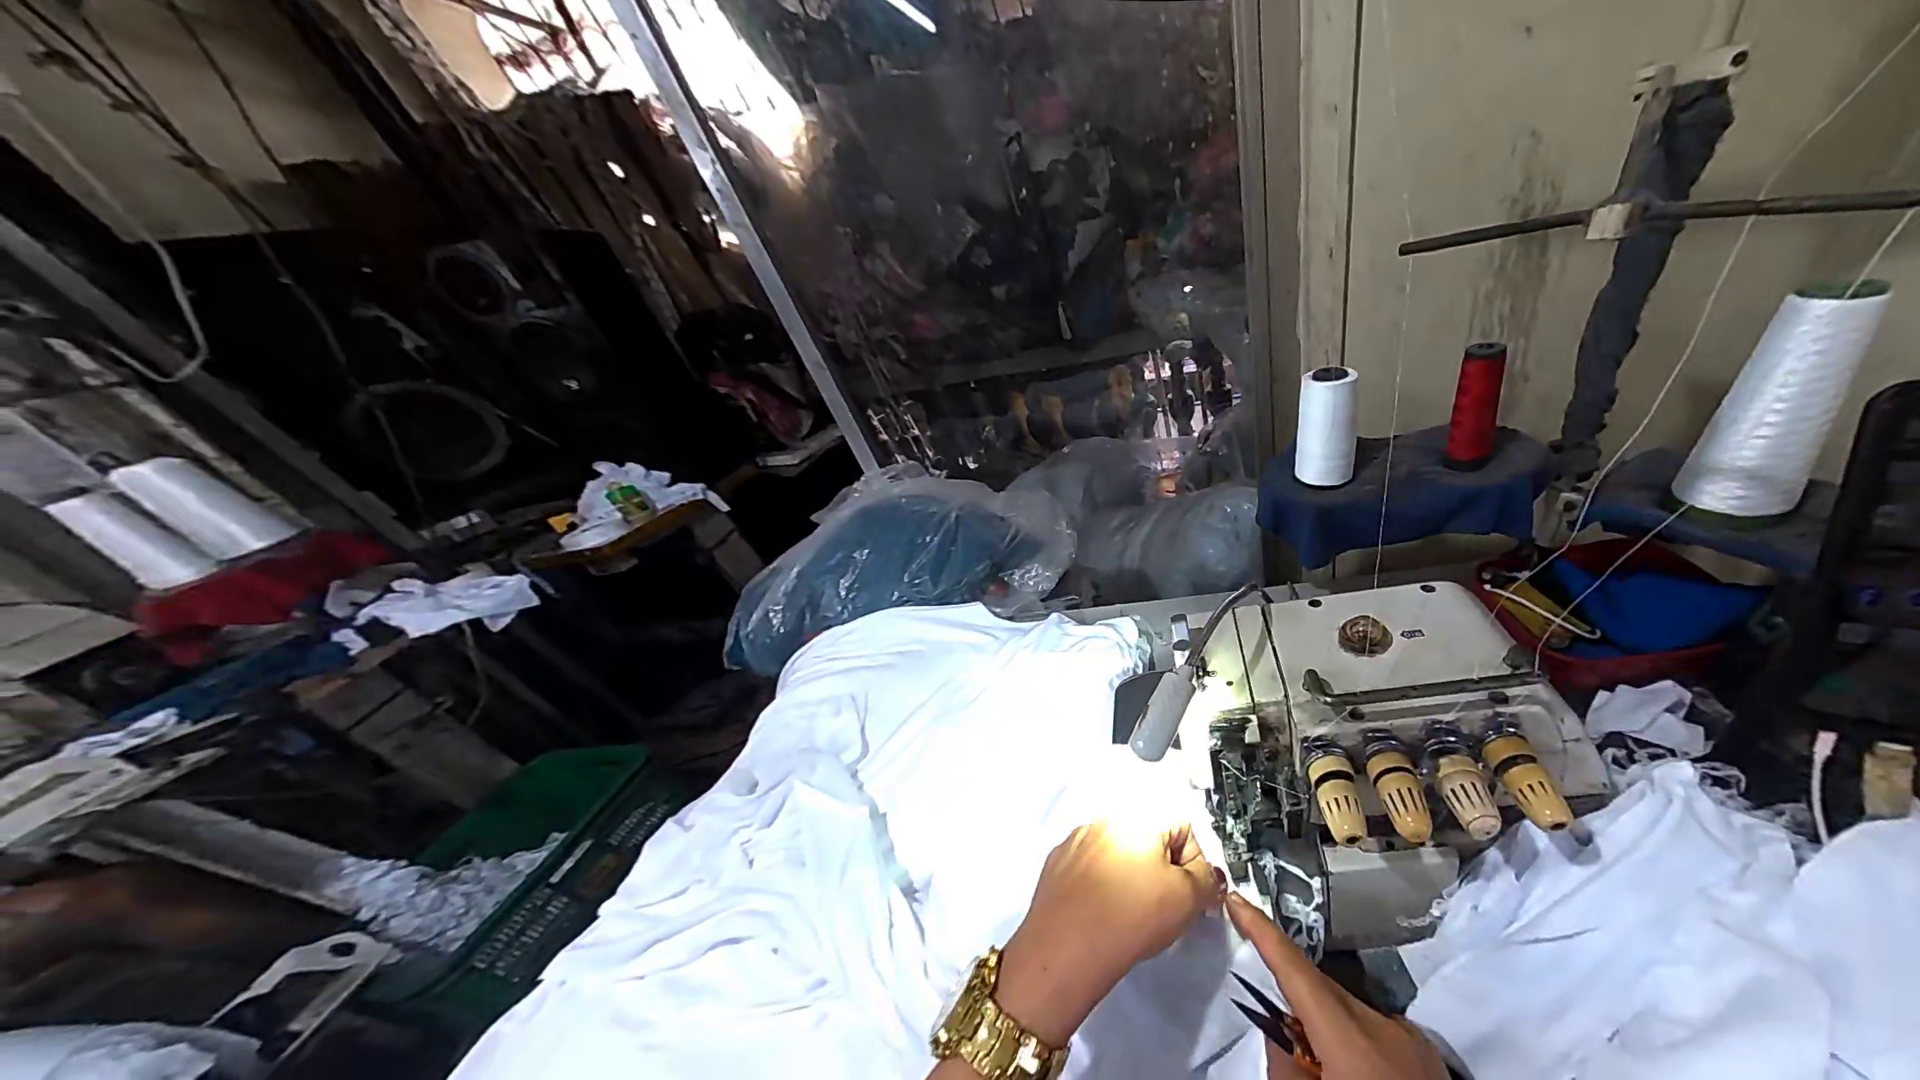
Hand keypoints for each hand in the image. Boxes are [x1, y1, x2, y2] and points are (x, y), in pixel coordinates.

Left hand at [995, 823, 1221, 1045]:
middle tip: (1165, 905)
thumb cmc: (1132, 915)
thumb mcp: (1188, 899)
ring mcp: (1076, 838)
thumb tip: (1206, 874)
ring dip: (1132, 874)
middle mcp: (1103, 817)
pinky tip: (1105, 911)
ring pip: (1119, 852)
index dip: (1194, 863)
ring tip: (1132, 912)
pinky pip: (1092, 866)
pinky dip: (1103, 882)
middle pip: (1149, 838)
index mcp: (1137, 815)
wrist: (1068, 944)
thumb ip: (1207, 879)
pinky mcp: (1058, 861)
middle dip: (1163, 869)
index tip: (1190, 895)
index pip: (1184, 827)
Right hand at [1226, 893, 1447, 1079]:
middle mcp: (1384, 1028)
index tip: (1235, 898)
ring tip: (1319, 1061)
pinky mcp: (1431, 1060)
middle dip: (1291, 989)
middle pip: (1320, 986)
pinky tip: (1354, 1073)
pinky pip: (1377, 1030)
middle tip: (1270, 1012)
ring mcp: (1414, 1043)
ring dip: (1324, 1020)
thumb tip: (1279, 1028)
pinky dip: (1354, 1039)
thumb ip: (1283, 1061)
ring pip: (1349, 1008)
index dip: (1261, 931)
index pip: (1295, 968)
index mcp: (1350, 1039)